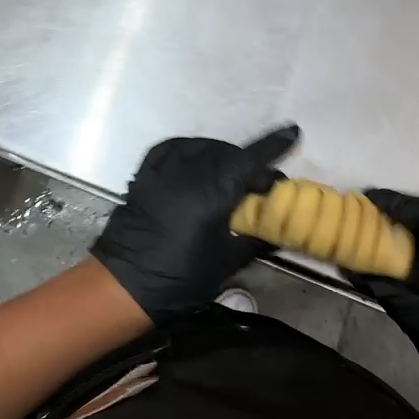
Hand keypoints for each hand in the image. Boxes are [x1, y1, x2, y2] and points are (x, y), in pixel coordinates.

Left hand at [91, 125, 297, 320]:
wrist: (126, 286)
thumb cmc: (181, 278)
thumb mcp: (225, 263)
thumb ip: (253, 242)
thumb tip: (275, 234)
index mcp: (213, 190)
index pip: (249, 159)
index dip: (272, 145)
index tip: (292, 132)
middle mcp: (189, 172)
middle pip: (226, 153)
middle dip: (246, 162)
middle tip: (257, 184)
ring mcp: (163, 171)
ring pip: (199, 147)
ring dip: (218, 154)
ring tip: (227, 172)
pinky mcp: (143, 177)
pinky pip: (168, 149)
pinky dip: (187, 149)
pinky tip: (193, 159)